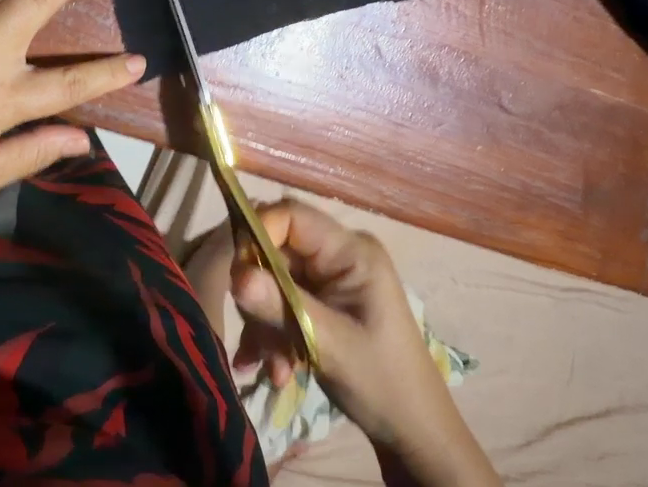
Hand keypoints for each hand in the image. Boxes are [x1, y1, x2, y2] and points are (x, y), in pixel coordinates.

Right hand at [230, 201, 451, 448]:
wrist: (412, 430)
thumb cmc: (382, 382)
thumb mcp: (329, 345)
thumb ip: (280, 307)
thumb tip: (236, 277)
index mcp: (351, 251)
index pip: (290, 216)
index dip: (257, 234)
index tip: (238, 277)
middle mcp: (337, 254)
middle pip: (274, 250)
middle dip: (259, 295)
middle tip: (259, 340)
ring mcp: (327, 277)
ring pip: (270, 279)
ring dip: (264, 323)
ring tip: (275, 369)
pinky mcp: (319, 300)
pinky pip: (278, 301)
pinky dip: (270, 332)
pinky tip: (273, 369)